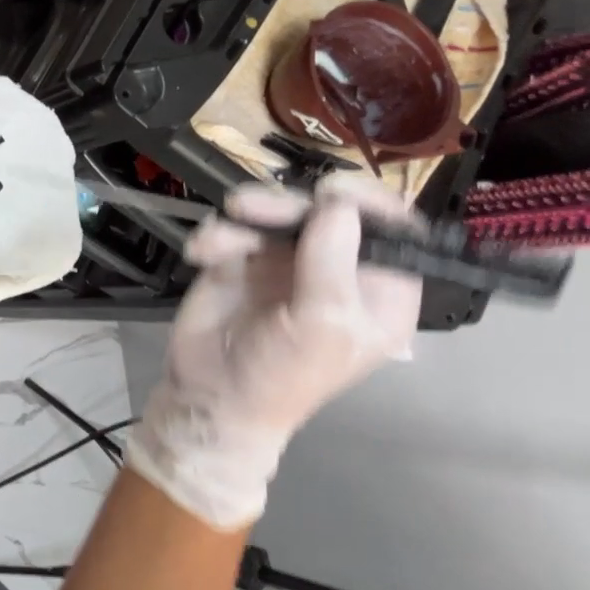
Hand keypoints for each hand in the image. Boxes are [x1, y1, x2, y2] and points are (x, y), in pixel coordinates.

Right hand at [127, 172, 422, 529]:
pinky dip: (212, 237)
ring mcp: (280, 265)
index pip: (389, 231)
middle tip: (247, 208)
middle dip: (286, 207)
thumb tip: (337, 206)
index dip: (366, 205)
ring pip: (271, 216)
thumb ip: (332, 264)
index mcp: (375, 288)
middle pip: (321, 215)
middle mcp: (331, 269)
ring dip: (242, 219)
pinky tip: (200, 255)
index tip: (332, 193)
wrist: (214, 396)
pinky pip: (227, 232)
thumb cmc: (286, 373)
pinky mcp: (234, 265)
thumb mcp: (322, 324)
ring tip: (215, 238)